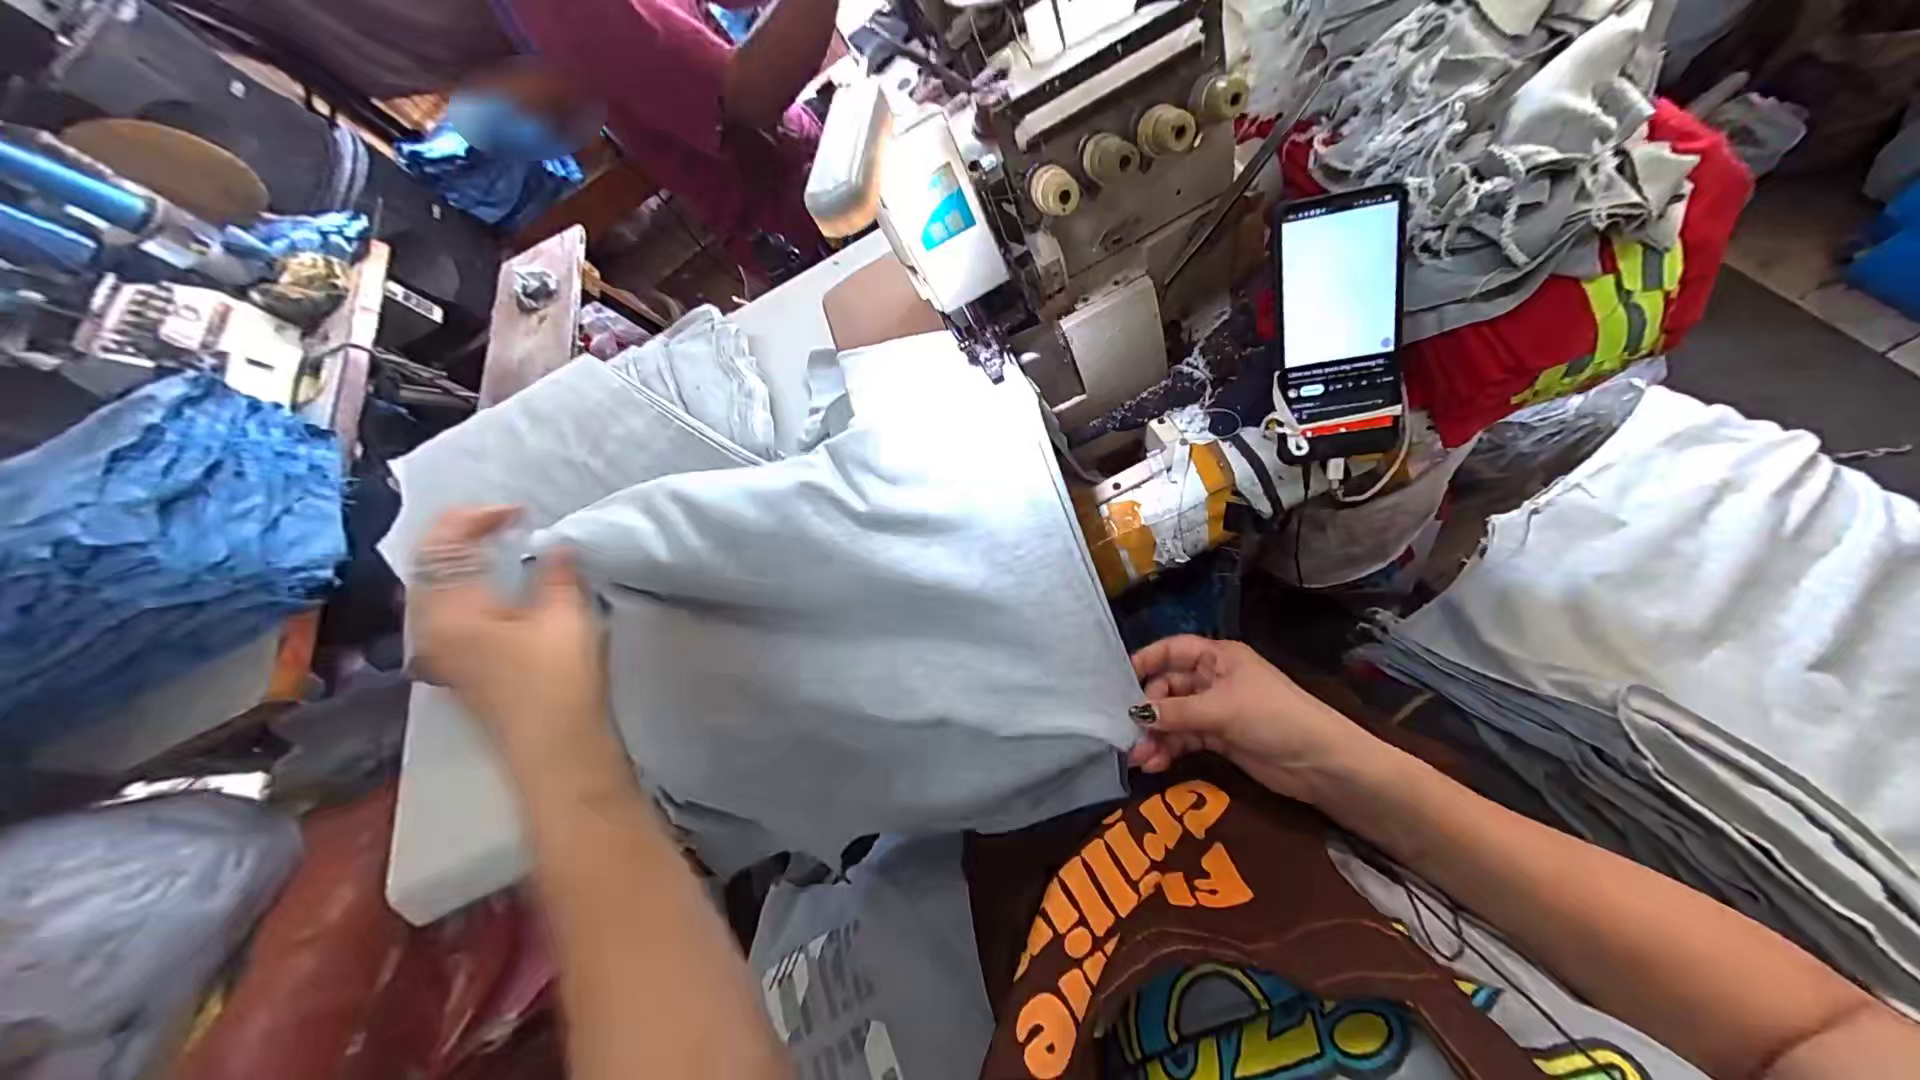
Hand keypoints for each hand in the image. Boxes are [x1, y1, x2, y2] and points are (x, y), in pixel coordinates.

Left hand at [408, 506, 611, 769]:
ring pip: (434, 584)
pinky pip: (445, 604)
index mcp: (451, 611)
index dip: (477, 517)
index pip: (445, 544)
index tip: (519, 511)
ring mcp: (439, 647)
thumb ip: (556, 573)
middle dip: (462, 531)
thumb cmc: (559, 679)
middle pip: (428, 562)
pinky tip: (491, 580)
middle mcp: (431, 626)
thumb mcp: (565, 617)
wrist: (555, 744)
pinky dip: (464, 580)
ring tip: (499, 542)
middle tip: (504, 520)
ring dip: (461, 556)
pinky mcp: (455, 660)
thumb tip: (554, 546)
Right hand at [1127, 635, 1387, 803]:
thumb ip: (1175, 712)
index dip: (1146, 661)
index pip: (1173, 650)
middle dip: (1148, 710)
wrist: (1322, 764)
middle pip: (1168, 687)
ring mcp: (1215, 710)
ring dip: (1155, 735)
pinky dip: (1169, 749)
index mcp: (1218, 657)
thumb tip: (1134, 713)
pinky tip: (1155, 764)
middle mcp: (1213, 679)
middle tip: (1129, 731)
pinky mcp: (1219, 738)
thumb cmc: (1273, 717)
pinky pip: (1184, 738)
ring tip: (1139, 757)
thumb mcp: (1221, 709)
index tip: (1118, 680)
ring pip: (1174, 717)